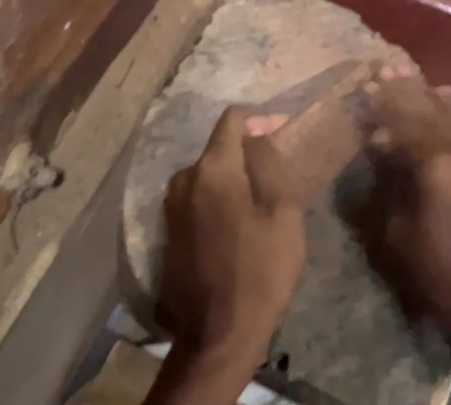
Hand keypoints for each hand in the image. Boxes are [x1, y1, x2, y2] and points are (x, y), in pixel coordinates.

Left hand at [158, 105, 305, 360]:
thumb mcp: (282, 211)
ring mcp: (171, 207)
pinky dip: (216, 198)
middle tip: (275, 168)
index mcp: (213, 168)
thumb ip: (268, 163)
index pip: (232, 119)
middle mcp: (184, 179)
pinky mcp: (168, 232)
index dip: (259, 118)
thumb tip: (257, 135)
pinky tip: (235, 221)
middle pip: (218, 147)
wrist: (218, 332)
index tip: (280, 130)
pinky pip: (196, 198)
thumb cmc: (261, 268)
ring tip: (257, 197)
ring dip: (230, 177)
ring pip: (206, 174)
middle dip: (246, 150)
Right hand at [359, 71, 450, 343]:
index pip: (402, 123)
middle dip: (404, 90)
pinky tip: (447, 100)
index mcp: (435, 164)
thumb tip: (379, 145)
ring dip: (430, 95)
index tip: (364, 87)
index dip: (381, 106)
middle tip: (384, 69)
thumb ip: (389, 180)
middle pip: (428, 111)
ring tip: (412, 76)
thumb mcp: (399, 230)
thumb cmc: (439, 270)